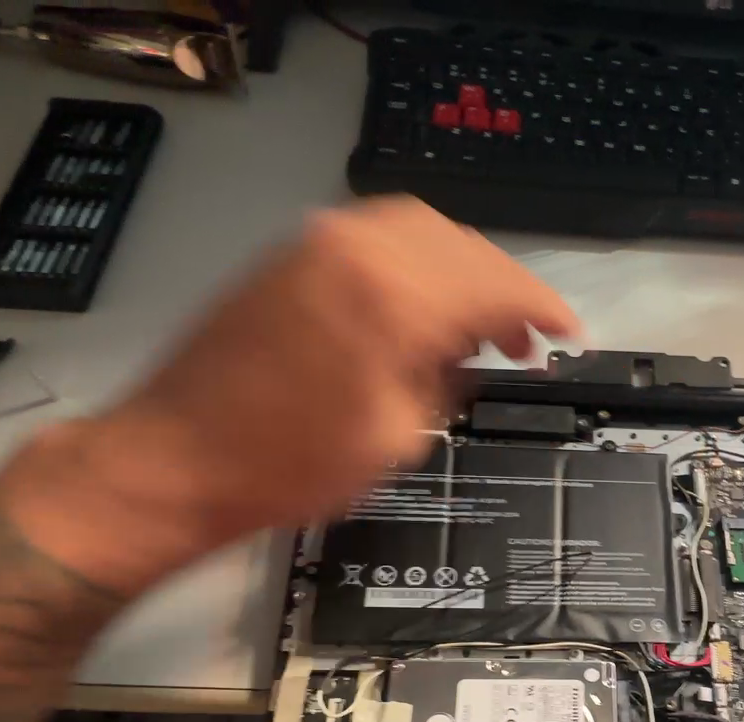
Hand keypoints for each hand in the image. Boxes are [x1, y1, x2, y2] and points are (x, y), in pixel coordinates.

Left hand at [0, 197, 579, 588]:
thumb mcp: (398, 437)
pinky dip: (417, 264)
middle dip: (505, 291)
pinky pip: (377, 238)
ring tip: (477, 327)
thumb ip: (447, 379)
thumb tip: (470, 352)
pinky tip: (422, 307)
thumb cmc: (289, 467)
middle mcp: (359, 251)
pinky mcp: (291, 255)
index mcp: (394, 300)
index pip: (495, 286)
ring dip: (462, 272)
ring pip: (422, 232)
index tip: (567, 334)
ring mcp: (318, 244)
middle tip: (524, 341)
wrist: (176, 460)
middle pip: (463, 248)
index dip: (542, 311)